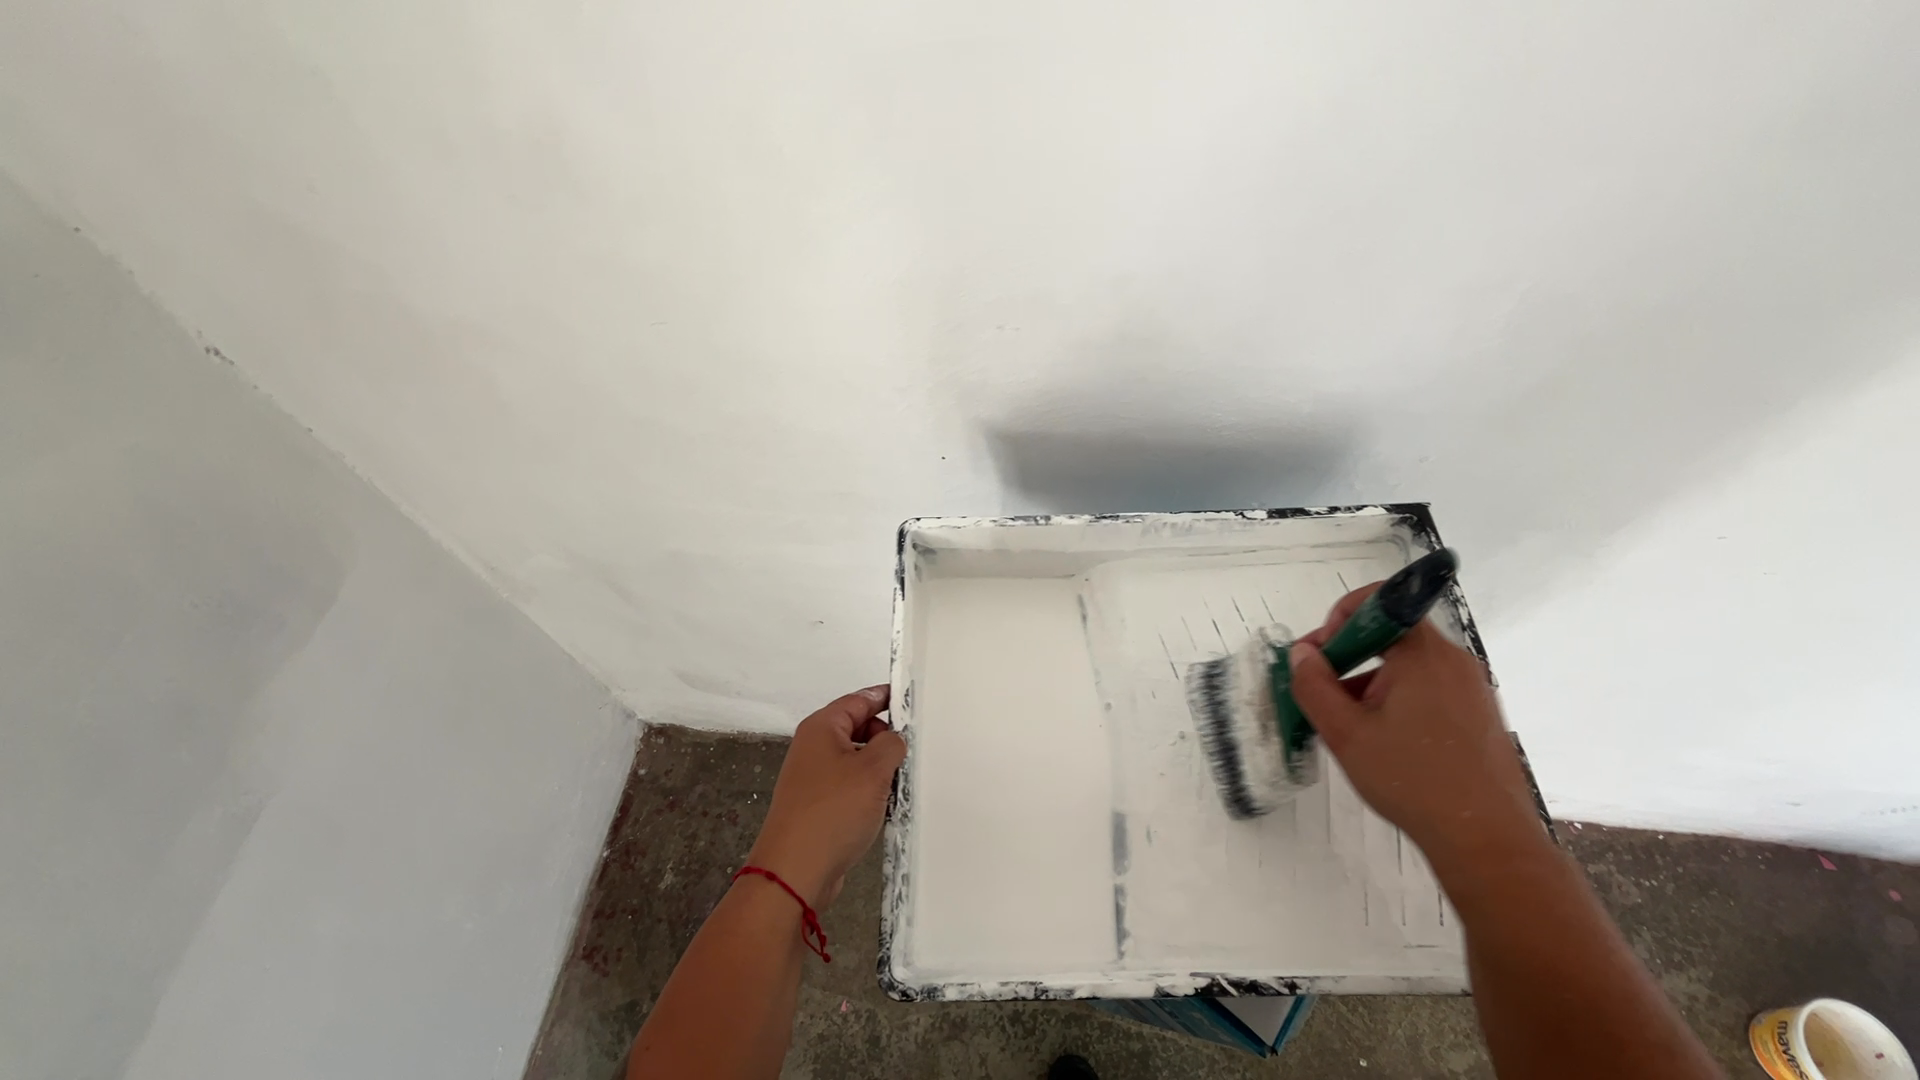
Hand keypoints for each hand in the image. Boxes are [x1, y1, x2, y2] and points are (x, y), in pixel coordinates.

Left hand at [744, 685, 906, 909]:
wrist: (795, 871)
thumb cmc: (834, 811)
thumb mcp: (873, 770)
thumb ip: (891, 744)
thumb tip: (891, 740)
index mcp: (822, 728)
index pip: (859, 699)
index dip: (886, 698)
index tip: (913, 701)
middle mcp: (814, 747)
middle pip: (858, 729)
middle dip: (885, 739)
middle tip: (909, 755)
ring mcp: (813, 778)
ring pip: (856, 761)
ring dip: (879, 771)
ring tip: (899, 787)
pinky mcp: (817, 806)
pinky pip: (850, 788)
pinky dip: (868, 793)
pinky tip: (883, 810)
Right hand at [1287, 585, 1544, 869]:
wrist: (1485, 839)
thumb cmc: (1411, 779)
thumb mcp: (1345, 733)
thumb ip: (1314, 685)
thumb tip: (1302, 652)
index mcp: (1423, 655)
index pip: (1383, 600)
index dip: (1342, 616)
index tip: (1322, 652)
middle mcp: (1453, 661)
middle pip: (1392, 635)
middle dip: (1349, 653)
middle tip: (1321, 689)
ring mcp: (1472, 689)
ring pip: (1408, 666)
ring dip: (1370, 681)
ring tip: (1347, 725)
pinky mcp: (1479, 716)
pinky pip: (1429, 689)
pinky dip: (1397, 699)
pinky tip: (1382, 741)